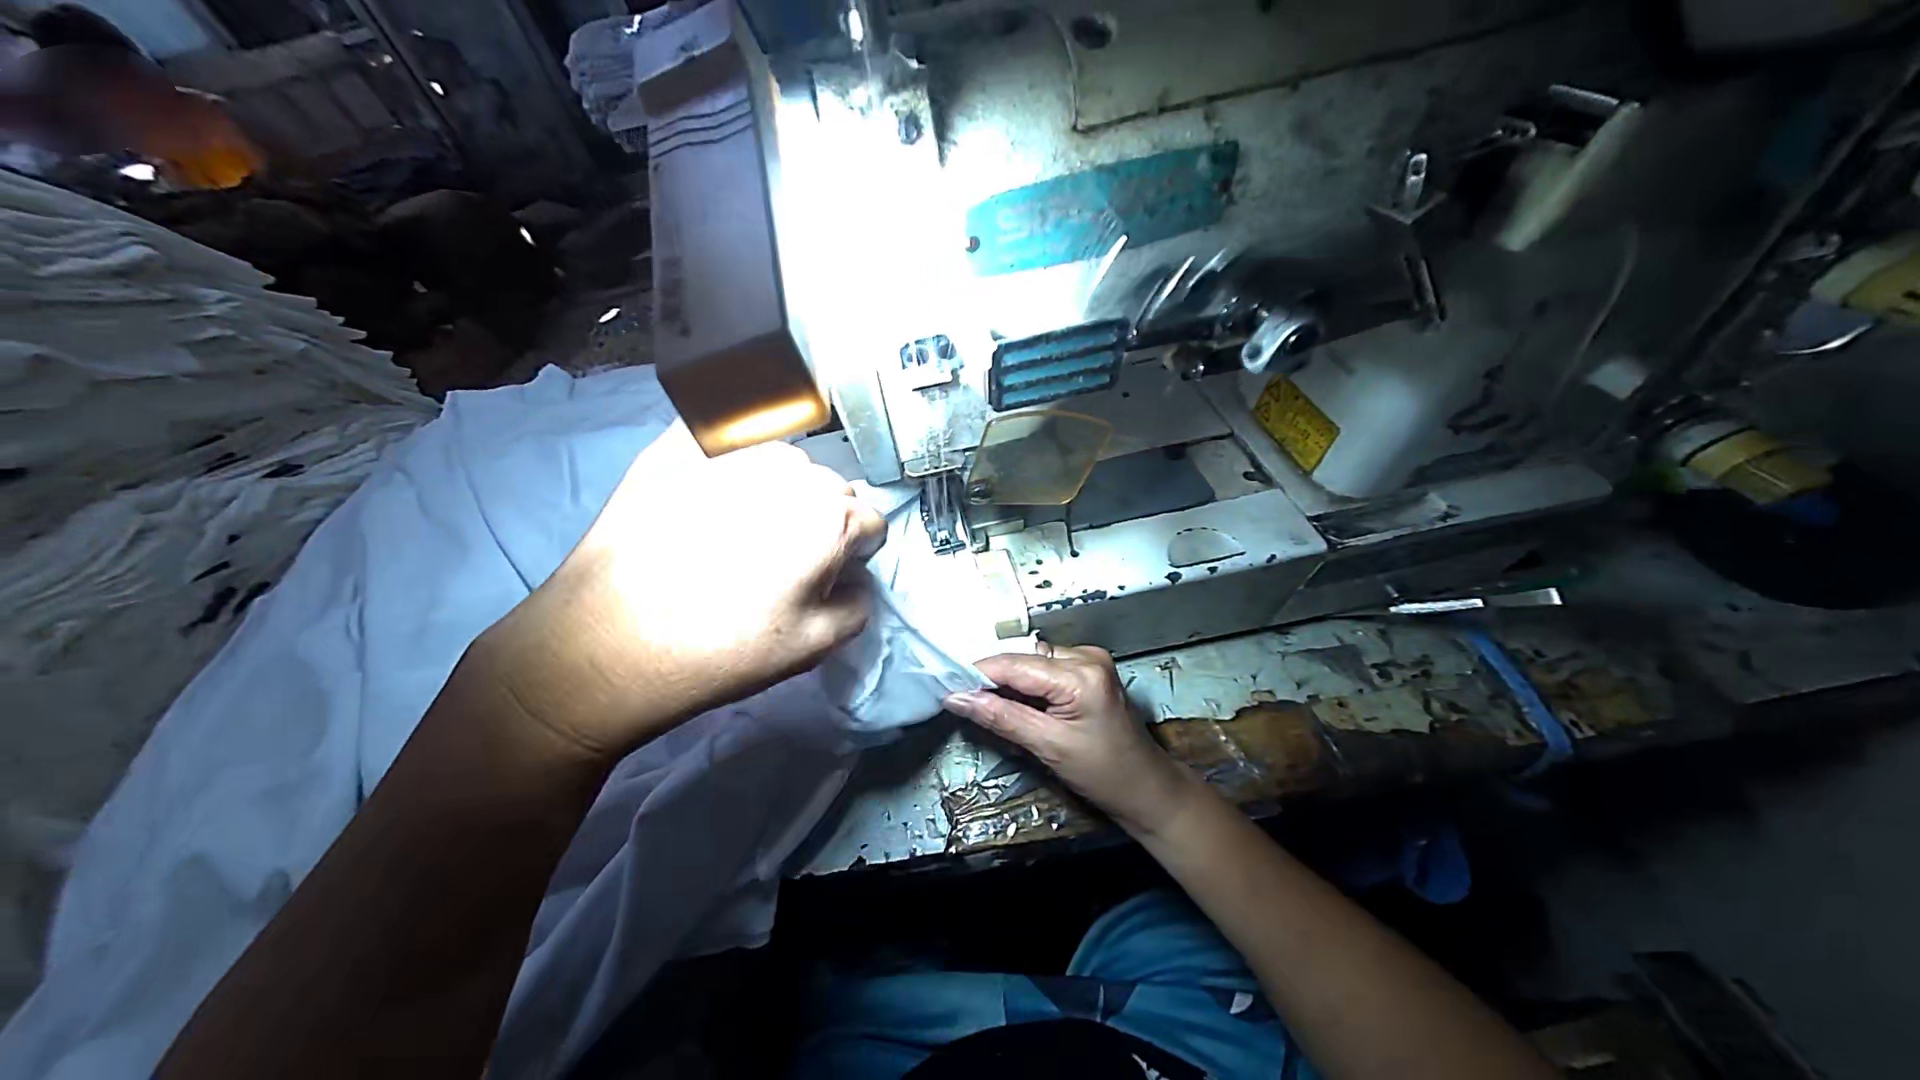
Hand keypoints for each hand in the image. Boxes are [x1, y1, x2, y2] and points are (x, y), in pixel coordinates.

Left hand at [466, 422, 884, 762]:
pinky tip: (705, 494)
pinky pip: (728, 441)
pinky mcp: (679, 445)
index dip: (852, 553)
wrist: (606, 641)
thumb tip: (852, 576)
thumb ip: (858, 604)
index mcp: (831, 516)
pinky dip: (730, 460)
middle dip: (819, 519)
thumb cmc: (721, 650)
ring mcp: (733, 451)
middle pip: (830, 488)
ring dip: (778, 489)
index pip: (869, 523)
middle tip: (778, 559)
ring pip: (783, 463)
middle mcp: (791, 471)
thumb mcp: (813, 647)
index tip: (822, 577)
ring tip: (736, 529)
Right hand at [944, 645, 1198, 835]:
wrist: (1146, 787)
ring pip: (1031, 661)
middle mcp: (1086, 656)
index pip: (1014, 664)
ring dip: (1009, 681)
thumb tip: (957, 698)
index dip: (977, 674)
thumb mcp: (1047, 746)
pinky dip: (1027, 684)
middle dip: (992, 679)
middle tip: (963, 700)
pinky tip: (1018, 704)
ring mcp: (1090, 659)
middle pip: (1022, 659)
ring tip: (988, 705)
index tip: (947, 686)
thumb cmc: (1103, 773)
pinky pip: (1046, 668)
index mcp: (1080, 674)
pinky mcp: (1089, 668)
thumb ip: (1000, 717)